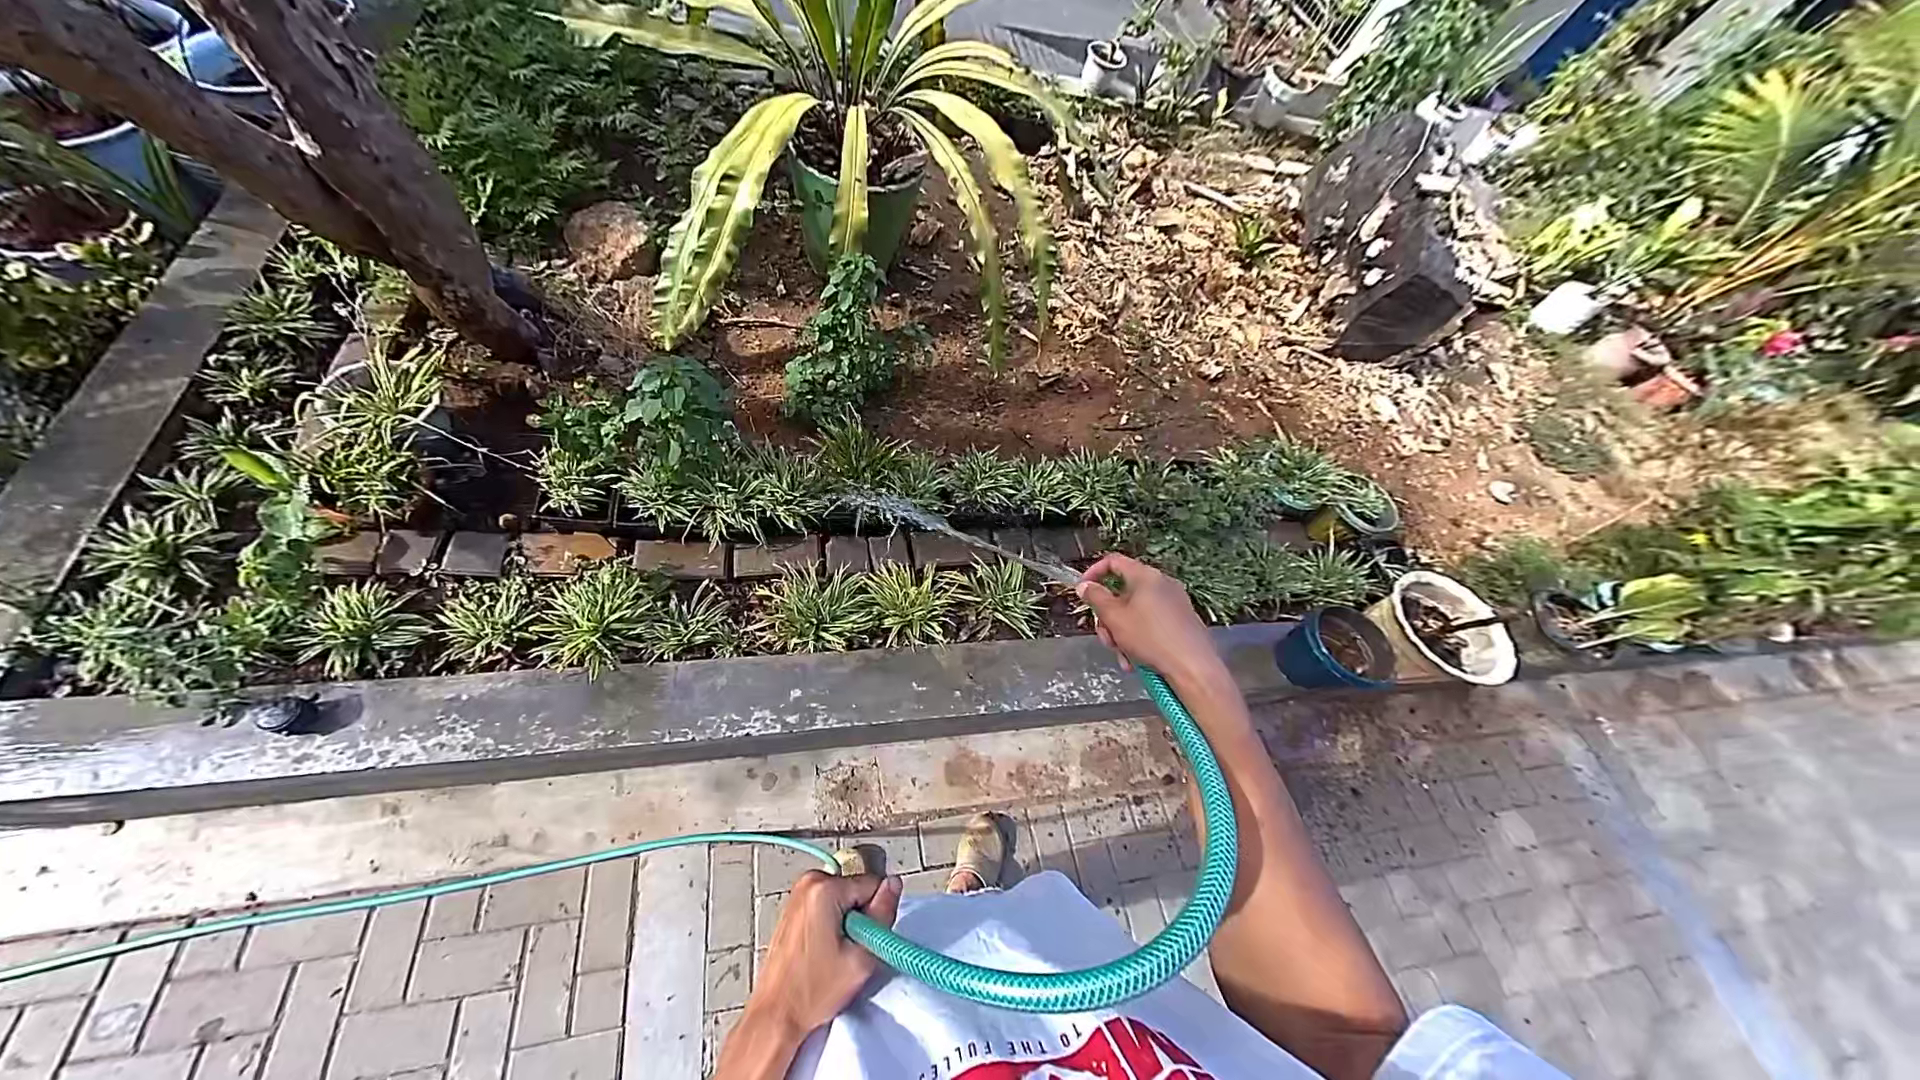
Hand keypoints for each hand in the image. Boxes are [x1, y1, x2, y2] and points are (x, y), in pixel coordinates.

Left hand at [749, 870, 902, 1037]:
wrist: (775, 1015)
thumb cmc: (810, 992)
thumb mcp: (862, 957)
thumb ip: (883, 914)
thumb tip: (893, 884)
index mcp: (824, 888)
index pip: (874, 884)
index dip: (876, 915)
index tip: (862, 940)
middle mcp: (808, 882)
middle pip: (857, 889)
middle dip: (860, 917)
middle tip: (847, 950)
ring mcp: (798, 893)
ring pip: (844, 898)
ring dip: (845, 922)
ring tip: (832, 953)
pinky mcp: (794, 906)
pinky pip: (828, 904)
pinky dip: (831, 924)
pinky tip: (821, 950)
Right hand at [1076, 553, 1223, 685]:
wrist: (1193, 667)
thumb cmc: (1152, 639)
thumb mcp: (1114, 617)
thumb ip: (1095, 598)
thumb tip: (1085, 586)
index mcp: (1145, 576)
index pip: (1113, 562)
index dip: (1093, 573)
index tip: (1083, 591)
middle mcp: (1162, 584)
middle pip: (1122, 592)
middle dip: (1108, 617)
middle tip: (1106, 636)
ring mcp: (1174, 603)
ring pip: (1134, 613)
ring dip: (1122, 634)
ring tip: (1123, 655)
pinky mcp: (1181, 622)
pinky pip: (1150, 625)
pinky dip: (1139, 640)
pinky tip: (1136, 661)